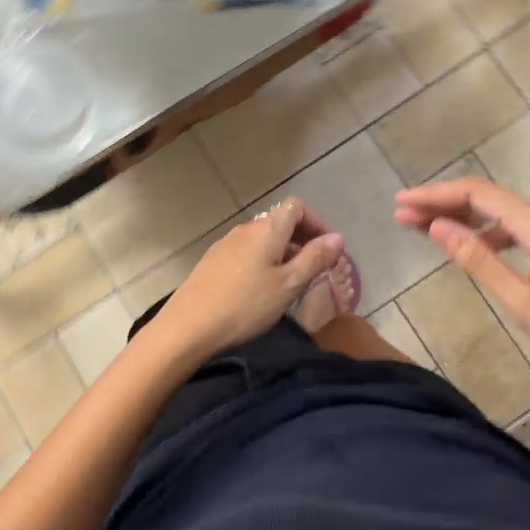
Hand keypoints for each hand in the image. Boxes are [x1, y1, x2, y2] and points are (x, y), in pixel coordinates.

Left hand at [152, 198, 344, 357]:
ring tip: (294, 281)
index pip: (296, 206)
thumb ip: (315, 258)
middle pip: (280, 221)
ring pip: (264, 238)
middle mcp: (246, 228)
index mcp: (266, 228)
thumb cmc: (246, 304)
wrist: (191, 324)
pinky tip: (264, 288)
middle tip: (317, 268)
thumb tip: (338, 237)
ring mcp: (227, 242)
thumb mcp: (288, 284)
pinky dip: (265, 260)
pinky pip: (248, 250)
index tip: (329, 250)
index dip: (317, 222)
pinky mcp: (215, 259)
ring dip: (284, 251)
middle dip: (303, 239)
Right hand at [394, 176, 529, 394]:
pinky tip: (473, 248)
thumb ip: (478, 260)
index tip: (401, 202)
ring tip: (426, 229)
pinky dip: (490, 234)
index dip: (435, 195)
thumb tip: (437, 227)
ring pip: (504, 215)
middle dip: (444, 204)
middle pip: (490, 199)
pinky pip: (520, 230)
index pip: (478, 195)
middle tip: (403, 216)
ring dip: (465, 219)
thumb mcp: (522, 303)